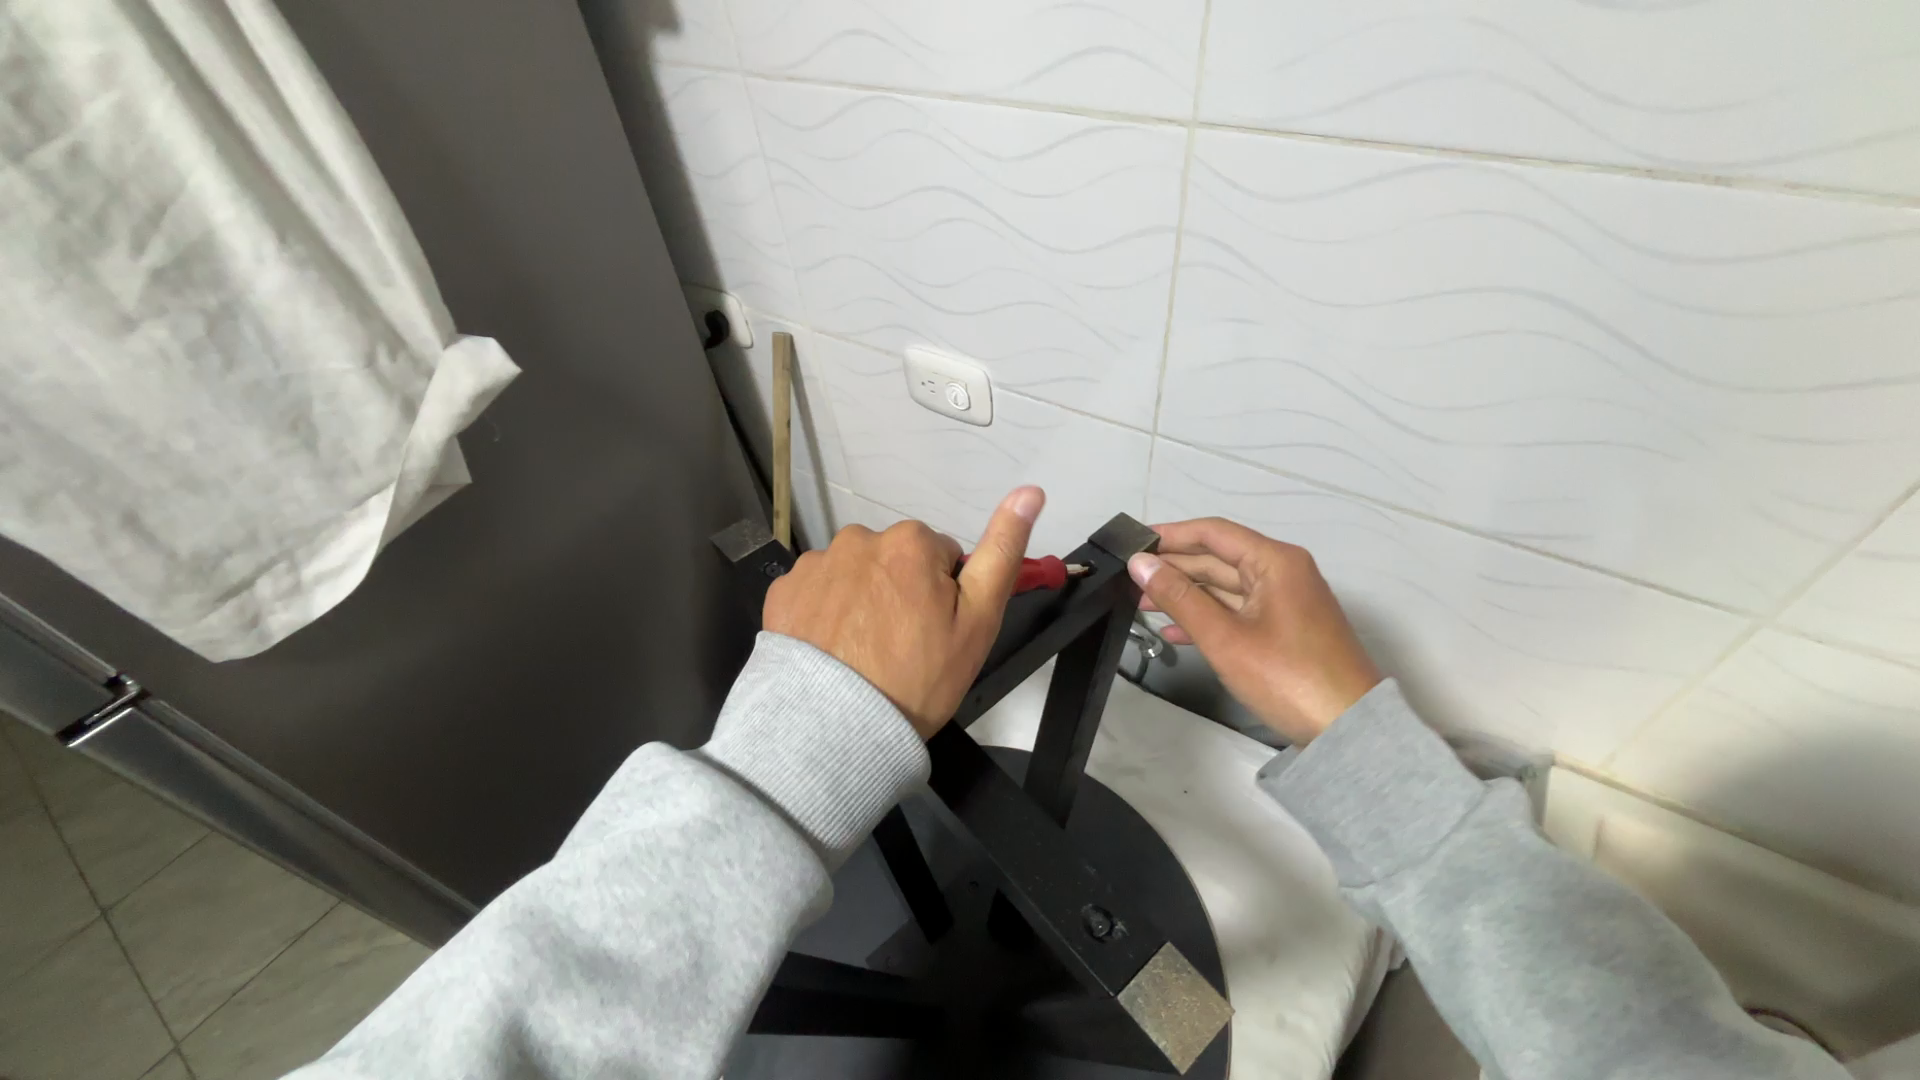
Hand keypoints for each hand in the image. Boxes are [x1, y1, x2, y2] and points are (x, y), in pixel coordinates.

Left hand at [763, 487, 1044, 737]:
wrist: (833, 726)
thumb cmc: (917, 677)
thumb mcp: (977, 620)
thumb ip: (1003, 551)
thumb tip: (1031, 491)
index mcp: (911, 542)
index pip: (941, 557)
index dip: (944, 597)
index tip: (933, 635)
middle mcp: (859, 539)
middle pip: (895, 561)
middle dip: (901, 592)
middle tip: (900, 648)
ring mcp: (816, 564)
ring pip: (855, 575)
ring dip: (862, 600)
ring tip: (862, 653)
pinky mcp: (783, 591)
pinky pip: (816, 592)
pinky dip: (825, 613)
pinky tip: (830, 650)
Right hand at [1129, 518, 1380, 744]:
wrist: (1348, 730)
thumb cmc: (1287, 677)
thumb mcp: (1225, 638)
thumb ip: (1179, 597)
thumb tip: (1140, 564)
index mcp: (1275, 561)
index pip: (1213, 533)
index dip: (1170, 535)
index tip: (1132, 542)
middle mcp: (1282, 572)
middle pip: (1218, 558)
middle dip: (1173, 568)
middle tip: (1128, 579)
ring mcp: (1284, 601)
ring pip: (1224, 587)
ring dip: (1185, 594)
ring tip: (1141, 604)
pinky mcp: (1284, 628)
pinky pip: (1237, 611)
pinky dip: (1206, 617)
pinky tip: (1174, 632)